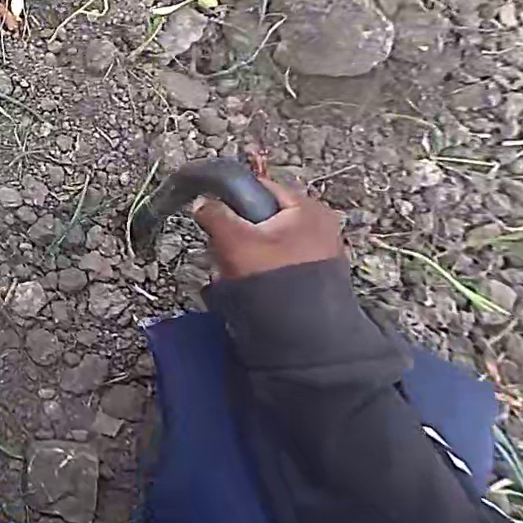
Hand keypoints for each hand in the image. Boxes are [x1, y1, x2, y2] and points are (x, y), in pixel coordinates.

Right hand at [192, 176, 345, 280]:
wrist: (306, 336)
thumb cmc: (277, 282)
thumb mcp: (233, 239)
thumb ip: (214, 214)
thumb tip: (203, 203)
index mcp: (308, 208)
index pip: (259, 186)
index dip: (231, 197)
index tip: (213, 211)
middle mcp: (320, 226)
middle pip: (261, 216)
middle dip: (237, 232)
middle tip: (224, 247)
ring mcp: (318, 253)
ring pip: (266, 242)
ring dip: (246, 254)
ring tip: (235, 270)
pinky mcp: (313, 278)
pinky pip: (276, 264)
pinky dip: (260, 271)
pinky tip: (250, 284)